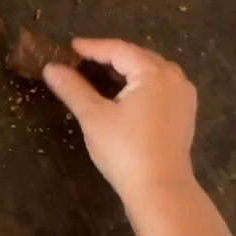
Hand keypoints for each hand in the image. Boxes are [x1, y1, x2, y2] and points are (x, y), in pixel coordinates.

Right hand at [43, 39, 200, 214]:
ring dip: (128, 69)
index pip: (119, 50)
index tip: (71, 47)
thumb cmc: (125, 150)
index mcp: (153, 74)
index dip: (93, 47)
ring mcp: (183, 97)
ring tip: (103, 72)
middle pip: (139, 57)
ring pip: (152, 72)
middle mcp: (174, 78)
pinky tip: (127, 93)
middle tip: (84, 58)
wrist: (159, 188)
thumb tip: (51, 68)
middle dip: (111, 55)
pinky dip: (140, 83)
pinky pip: (161, 87)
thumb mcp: (93, 117)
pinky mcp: (184, 114)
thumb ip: (73, 89)